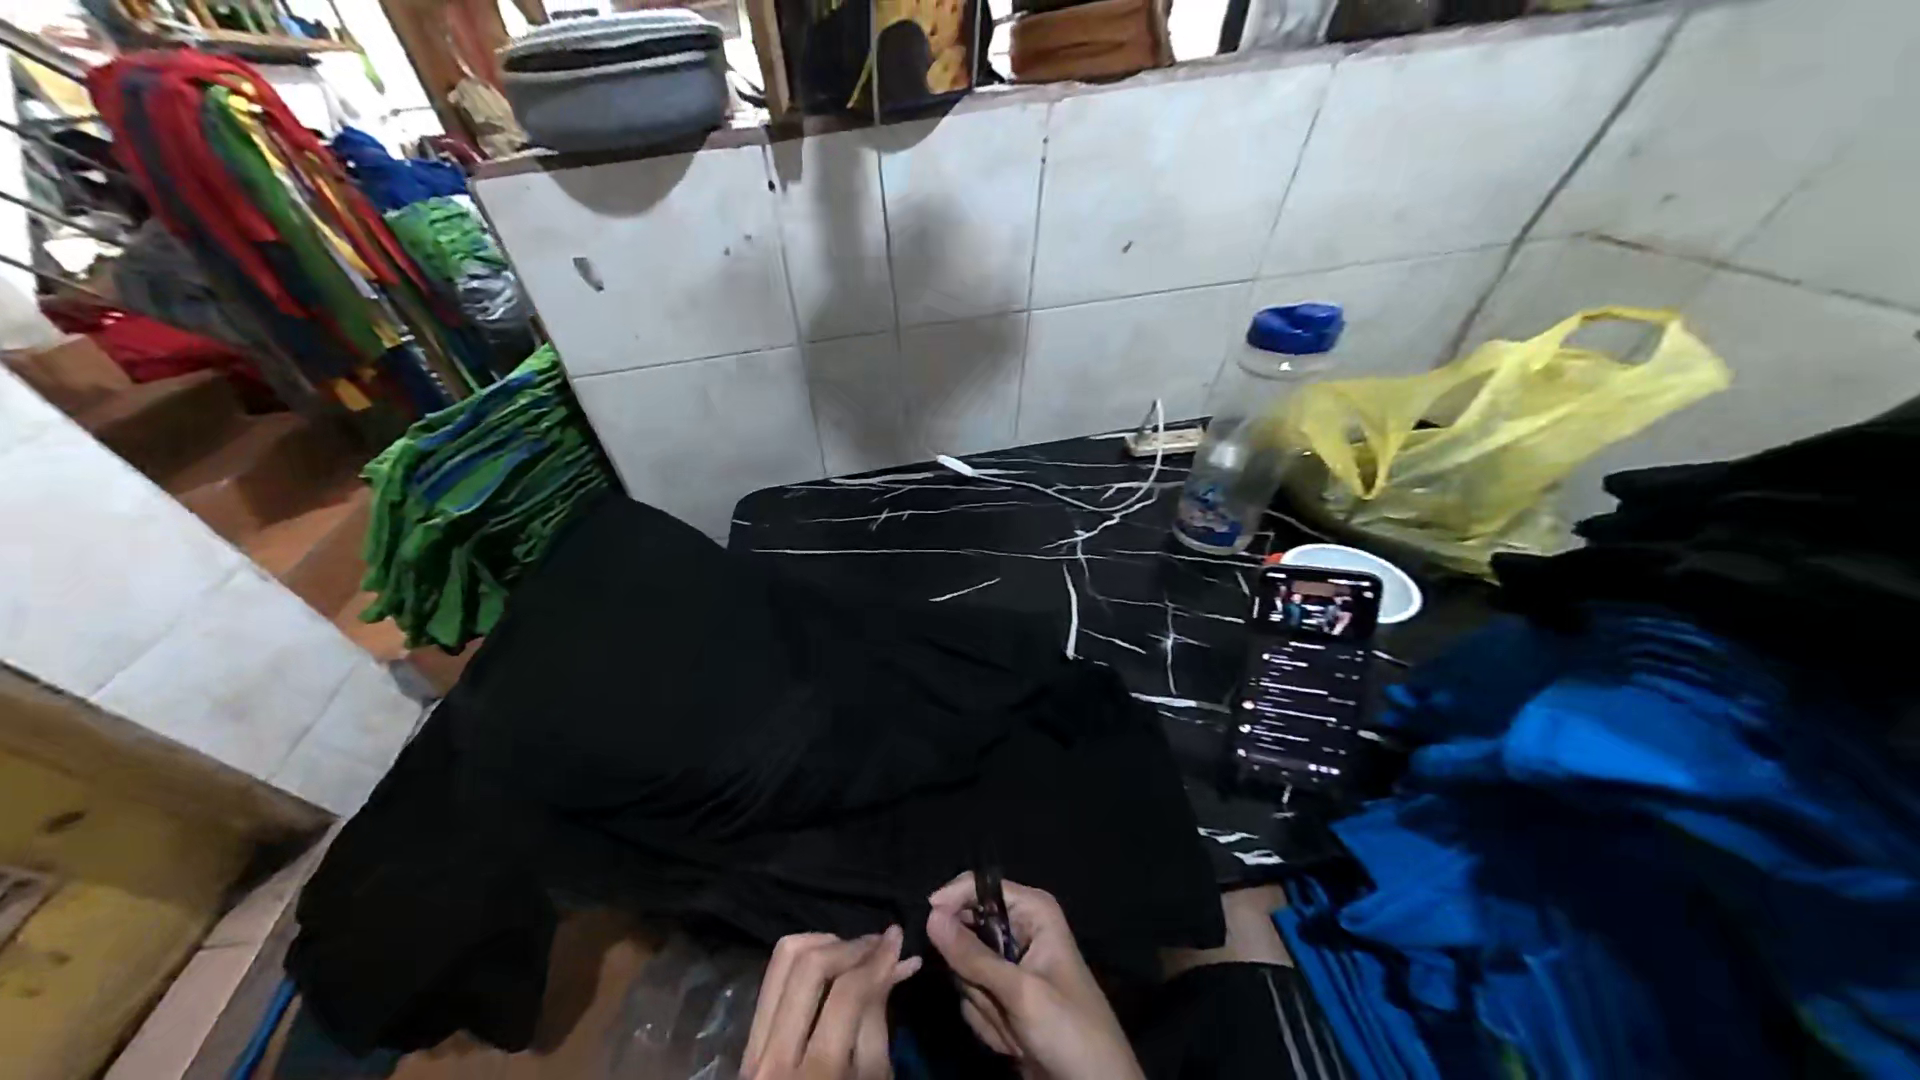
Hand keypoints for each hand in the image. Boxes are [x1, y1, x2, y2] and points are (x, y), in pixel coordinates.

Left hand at [742, 926, 921, 1079]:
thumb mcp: (874, 1077)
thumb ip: (876, 1016)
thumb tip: (889, 955)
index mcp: (816, 1077)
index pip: (846, 995)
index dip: (876, 959)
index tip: (897, 937)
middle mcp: (773, 1057)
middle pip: (807, 966)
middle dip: (849, 946)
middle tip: (877, 943)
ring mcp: (752, 1048)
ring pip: (783, 960)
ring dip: (824, 944)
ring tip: (853, 951)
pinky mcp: (748, 1041)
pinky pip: (775, 978)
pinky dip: (806, 959)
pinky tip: (831, 963)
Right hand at [926, 874, 1145, 1079]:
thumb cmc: (1068, 1029)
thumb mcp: (1020, 992)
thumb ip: (973, 956)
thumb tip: (930, 916)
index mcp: (1032, 911)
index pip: (979, 887)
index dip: (950, 900)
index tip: (926, 924)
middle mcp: (1019, 929)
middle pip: (966, 932)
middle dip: (975, 974)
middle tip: (1000, 1000)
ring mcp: (1009, 965)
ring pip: (966, 971)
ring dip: (985, 1004)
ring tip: (1016, 1026)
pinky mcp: (1003, 996)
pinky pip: (972, 998)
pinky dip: (989, 1022)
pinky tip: (1015, 1039)